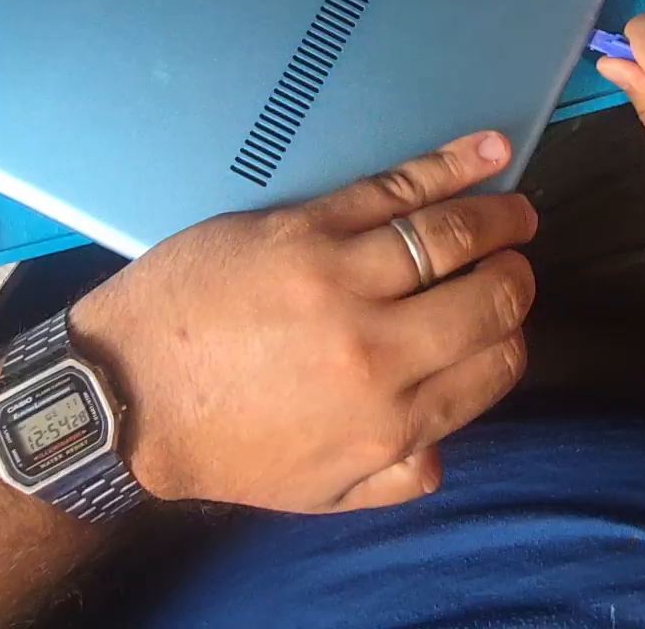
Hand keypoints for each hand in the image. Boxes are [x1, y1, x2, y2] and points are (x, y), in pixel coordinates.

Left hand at [70, 132, 536, 512]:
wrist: (124, 395)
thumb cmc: (223, 443)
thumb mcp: (313, 493)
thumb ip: (393, 479)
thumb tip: (447, 448)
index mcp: (390, 421)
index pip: (493, 366)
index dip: (510, 339)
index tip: (502, 323)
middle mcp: (381, 350)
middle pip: (489, 299)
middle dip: (516, 280)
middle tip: (514, 265)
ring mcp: (345, 280)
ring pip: (454, 235)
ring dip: (502, 218)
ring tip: (520, 211)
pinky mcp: (311, 227)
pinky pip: (400, 190)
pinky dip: (455, 166)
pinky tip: (492, 152)